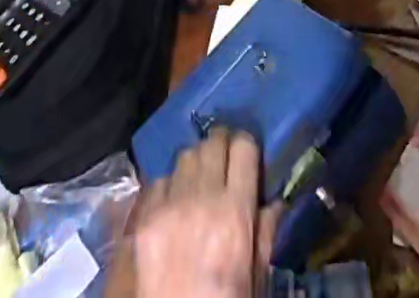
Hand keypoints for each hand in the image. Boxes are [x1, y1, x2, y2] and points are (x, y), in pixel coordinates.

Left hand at [119, 130, 280, 297]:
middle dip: (221, 144)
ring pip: (185, 156)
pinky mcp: (143, 221)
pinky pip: (158, 182)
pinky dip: (168, 186)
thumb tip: (276, 203)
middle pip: (212, 143)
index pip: (243, 147)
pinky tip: (172, 202)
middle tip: (223, 156)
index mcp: (235, 210)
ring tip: (198, 179)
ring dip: (195, 162)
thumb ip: (266, 233)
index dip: (246, 145)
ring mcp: (168, 206)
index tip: (246, 151)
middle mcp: (202, 197)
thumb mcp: (254, 274)